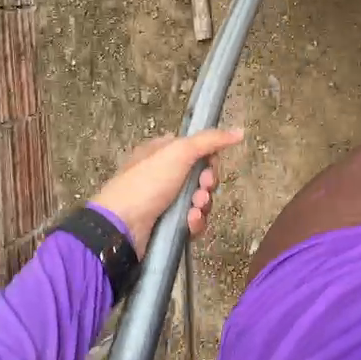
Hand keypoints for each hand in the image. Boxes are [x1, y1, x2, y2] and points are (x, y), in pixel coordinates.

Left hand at [90, 129, 243, 255]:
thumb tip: (240, 131)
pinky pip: (192, 222)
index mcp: (161, 153)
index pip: (196, 150)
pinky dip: (194, 222)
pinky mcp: (166, 226)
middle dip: (207, 183)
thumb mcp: (179, 152)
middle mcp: (162, 176)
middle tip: (203, 188)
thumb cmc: (147, 183)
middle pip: (201, 176)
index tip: (209, 164)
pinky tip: (189, 222)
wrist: (121, 228)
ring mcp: (164, 202)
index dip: (208, 158)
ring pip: (199, 200)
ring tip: (194, 208)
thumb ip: (210, 140)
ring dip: (203, 204)